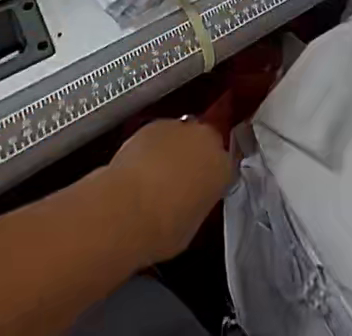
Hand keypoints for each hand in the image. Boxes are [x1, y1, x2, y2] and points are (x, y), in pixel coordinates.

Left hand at [106, 118, 233, 264]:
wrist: (126, 208)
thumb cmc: (164, 228)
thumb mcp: (193, 224)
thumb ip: (199, 201)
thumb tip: (188, 199)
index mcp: (222, 167)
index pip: (225, 168)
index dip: (212, 180)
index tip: (202, 192)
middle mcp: (205, 139)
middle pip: (206, 143)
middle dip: (197, 157)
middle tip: (182, 181)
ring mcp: (178, 127)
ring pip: (182, 136)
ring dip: (174, 149)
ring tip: (157, 174)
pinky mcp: (151, 124)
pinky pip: (159, 135)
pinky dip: (153, 147)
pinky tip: (141, 168)